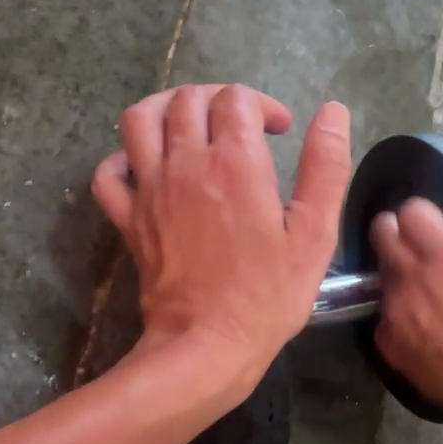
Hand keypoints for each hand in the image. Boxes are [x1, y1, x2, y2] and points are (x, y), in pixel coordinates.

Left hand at [94, 86, 350, 382]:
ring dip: (166, 108)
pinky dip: (124, 158)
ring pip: (140, 119)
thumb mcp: (314, 234)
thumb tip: (333, 111)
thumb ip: (325, 168)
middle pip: (188, 99)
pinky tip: (147, 167)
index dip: (263, 105)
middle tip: (240, 124)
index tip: (280, 130)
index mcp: (235, 162)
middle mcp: (186, 163)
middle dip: (218, 99)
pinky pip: (110, 173)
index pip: (237, 100)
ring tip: (189, 124)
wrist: (207, 344)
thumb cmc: (268, 294)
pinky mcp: (129, 219)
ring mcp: (150, 190)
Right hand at [369, 199, 442, 437]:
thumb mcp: (436, 382)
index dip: (400, 297)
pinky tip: (436, 221)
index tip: (418, 296)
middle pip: (379, 260)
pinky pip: (416, 214)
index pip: (380, 308)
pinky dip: (422, 214)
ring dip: (402, 229)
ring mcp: (413, 272)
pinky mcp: (439, 250)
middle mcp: (392, 302)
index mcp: (390, 341)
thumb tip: (422, 340)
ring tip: (424, 232)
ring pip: (388, 230)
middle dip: (389, 253)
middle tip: (411, 251)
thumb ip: (418, 355)